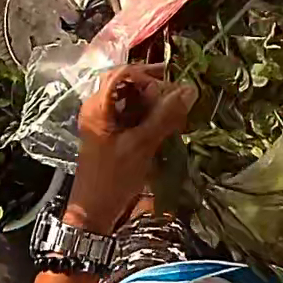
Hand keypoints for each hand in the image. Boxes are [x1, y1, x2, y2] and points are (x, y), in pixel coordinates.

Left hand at [64, 64, 196, 233]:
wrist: (93, 209)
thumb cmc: (113, 177)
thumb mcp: (141, 145)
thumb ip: (164, 116)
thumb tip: (189, 89)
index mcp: (97, 105)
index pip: (121, 73)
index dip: (147, 74)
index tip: (172, 84)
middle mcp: (97, 108)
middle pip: (126, 84)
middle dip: (154, 88)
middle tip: (178, 99)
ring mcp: (103, 121)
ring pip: (131, 100)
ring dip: (153, 104)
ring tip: (176, 113)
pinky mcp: (110, 134)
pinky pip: (130, 116)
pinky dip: (148, 117)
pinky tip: (166, 126)